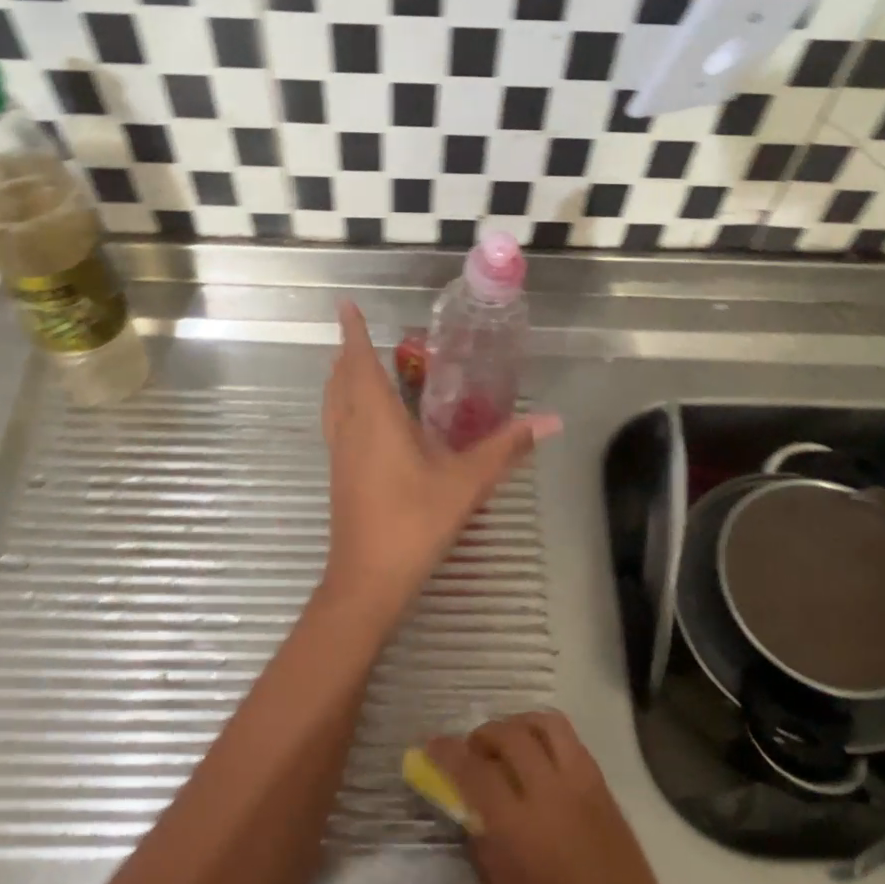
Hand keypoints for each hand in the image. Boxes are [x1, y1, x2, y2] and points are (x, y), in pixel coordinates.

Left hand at [321, 300, 557, 615]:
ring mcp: (340, 455)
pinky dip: (345, 408)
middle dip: (348, 354)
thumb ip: (505, 449)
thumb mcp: (466, 484)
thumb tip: (550, 421)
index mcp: (376, 419)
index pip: (359, 362)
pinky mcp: (340, 478)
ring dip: (341, 381)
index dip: (353, 331)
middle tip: (361, 334)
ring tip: (356, 368)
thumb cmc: (414, 523)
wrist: (368, 578)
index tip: (345, 305)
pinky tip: (365, 424)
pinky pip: (337, 427)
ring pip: (334, 405)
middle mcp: (351, 430)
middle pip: (340, 380)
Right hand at [426, 712, 682, 883]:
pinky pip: (571, 741)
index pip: (473, 770)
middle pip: (510, 735)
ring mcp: (581, 783)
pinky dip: (546, 737)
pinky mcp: (603, 784)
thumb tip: (469, 807)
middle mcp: (549, 792)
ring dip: (519, 723)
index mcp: (516, 825)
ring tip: (508, 741)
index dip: (447, 752)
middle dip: (482, 734)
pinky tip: (539, 757)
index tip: (432, 744)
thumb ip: (481, 841)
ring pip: (547, 724)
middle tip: (472, 749)